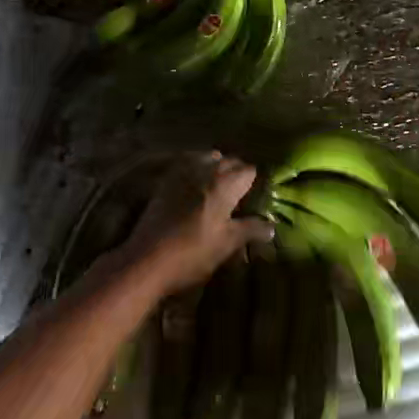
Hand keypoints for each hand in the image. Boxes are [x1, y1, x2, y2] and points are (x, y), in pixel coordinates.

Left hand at [109, 152, 273, 295]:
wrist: (146, 259)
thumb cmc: (192, 253)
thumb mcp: (227, 244)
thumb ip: (250, 230)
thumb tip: (271, 226)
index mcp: (224, 184)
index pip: (248, 171)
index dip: (255, 181)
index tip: (258, 195)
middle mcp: (204, 171)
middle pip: (228, 161)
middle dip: (237, 172)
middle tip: (242, 193)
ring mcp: (181, 174)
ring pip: (205, 159)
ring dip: (215, 167)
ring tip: (219, 186)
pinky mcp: (164, 182)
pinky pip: (185, 165)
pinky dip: (195, 169)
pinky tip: (196, 186)